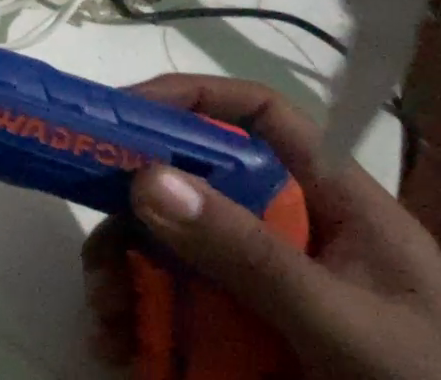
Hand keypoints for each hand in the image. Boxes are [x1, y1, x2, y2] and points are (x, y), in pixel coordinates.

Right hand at [83, 74, 440, 379]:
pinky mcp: (239, 325)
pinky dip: (133, 315)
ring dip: (120, 270)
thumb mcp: (345, 324)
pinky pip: (166, 298)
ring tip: (107, 313)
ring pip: (162, 244)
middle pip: (186, 184)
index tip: (116, 114)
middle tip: (95, 235)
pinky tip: (120, 342)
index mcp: (334, 206)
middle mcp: (286, 231)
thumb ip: (252, 254)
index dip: (189, 98)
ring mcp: (259, 280)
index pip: (258, 118)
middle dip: (127, 210)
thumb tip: (146, 175)